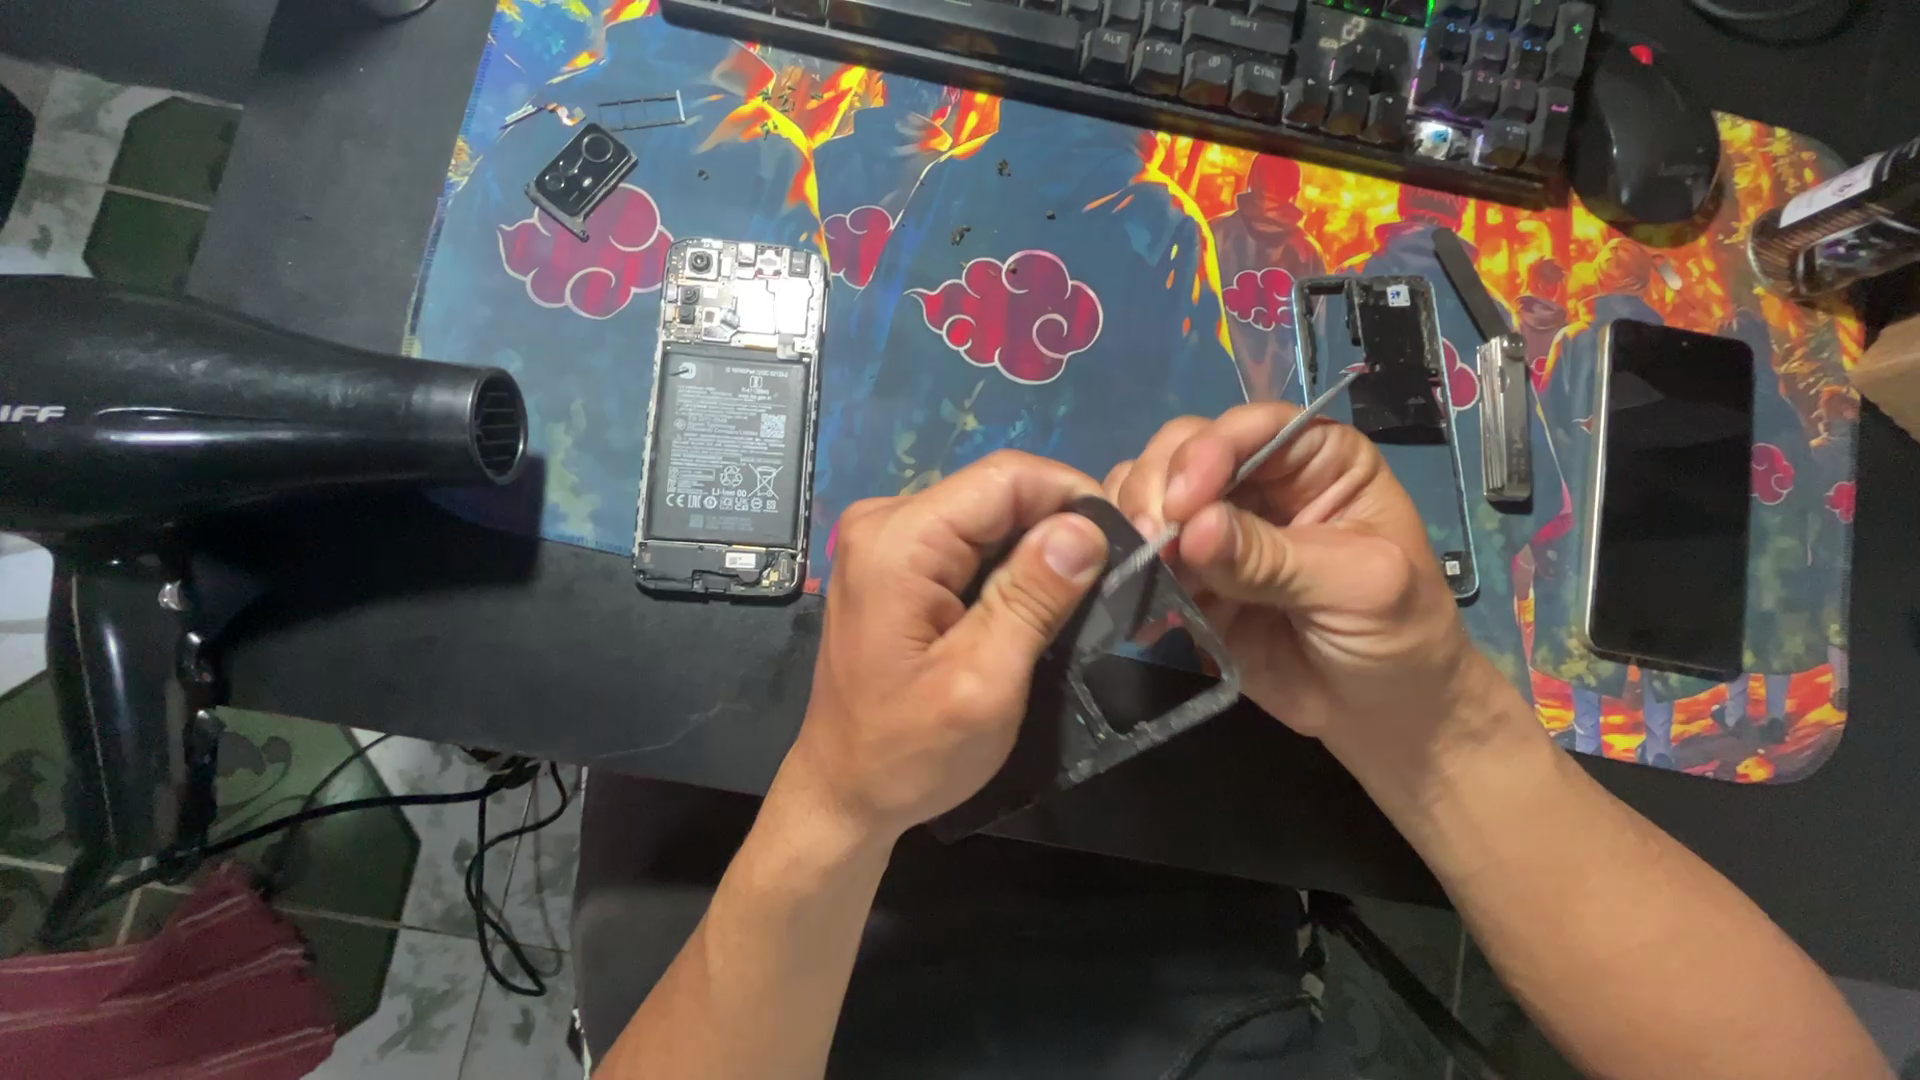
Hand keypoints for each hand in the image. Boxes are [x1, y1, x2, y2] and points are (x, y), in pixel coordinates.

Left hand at [785, 451, 1108, 839]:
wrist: (845, 789)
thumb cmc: (910, 752)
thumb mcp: (984, 682)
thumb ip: (1033, 598)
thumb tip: (1086, 527)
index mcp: (899, 541)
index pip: (1006, 477)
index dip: (1073, 497)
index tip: (1122, 543)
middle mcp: (885, 522)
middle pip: (997, 492)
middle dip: (1059, 527)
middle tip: (1110, 580)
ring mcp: (887, 540)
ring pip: (988, 516)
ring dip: (1038, 549)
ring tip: (1081, 596)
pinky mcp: (896, 563)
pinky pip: (968, 542)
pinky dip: (1009, 566)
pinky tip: (1034, 603)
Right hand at [1106, 405, 1523, 784]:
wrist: (1378, 713)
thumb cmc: (1397, 635)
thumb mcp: (1357, 587)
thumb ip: (1273, 558)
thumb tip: (1194, 529)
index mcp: (1316, 461)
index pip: (1252, 427)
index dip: (1210, 451)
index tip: (1184, 503)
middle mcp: (1257, 480)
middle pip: (1183, 448)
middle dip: (1159, 486)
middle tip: (1153, 539)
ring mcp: (1213, 527)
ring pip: (1149, 490)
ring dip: (1133, 519)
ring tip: (1143, 567)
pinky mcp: (1186, 573)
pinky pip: (1137, 548)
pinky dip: (1123, 562)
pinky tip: (1139, 602)